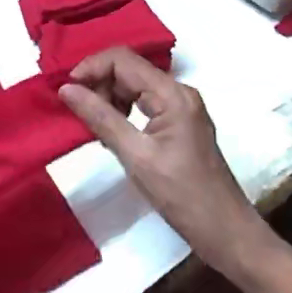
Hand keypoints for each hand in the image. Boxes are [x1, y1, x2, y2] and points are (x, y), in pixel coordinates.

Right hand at [59, 48, 268, 276]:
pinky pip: (145, 102)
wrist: (226, 232)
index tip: (65, 90)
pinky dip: (124, 111)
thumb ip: (101, 118)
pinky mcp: (180, 123)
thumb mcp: (136, 156)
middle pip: (129, 69)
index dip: (91, 67)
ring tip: (94, 127)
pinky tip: (113, 134)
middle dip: (99, 84)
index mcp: (173, 93)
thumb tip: (66, 89)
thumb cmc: (182, 196)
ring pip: (135, 85)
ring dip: (110, 98)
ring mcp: (182, 106)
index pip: (123, 60)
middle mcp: (179, 91)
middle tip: (78, 113)